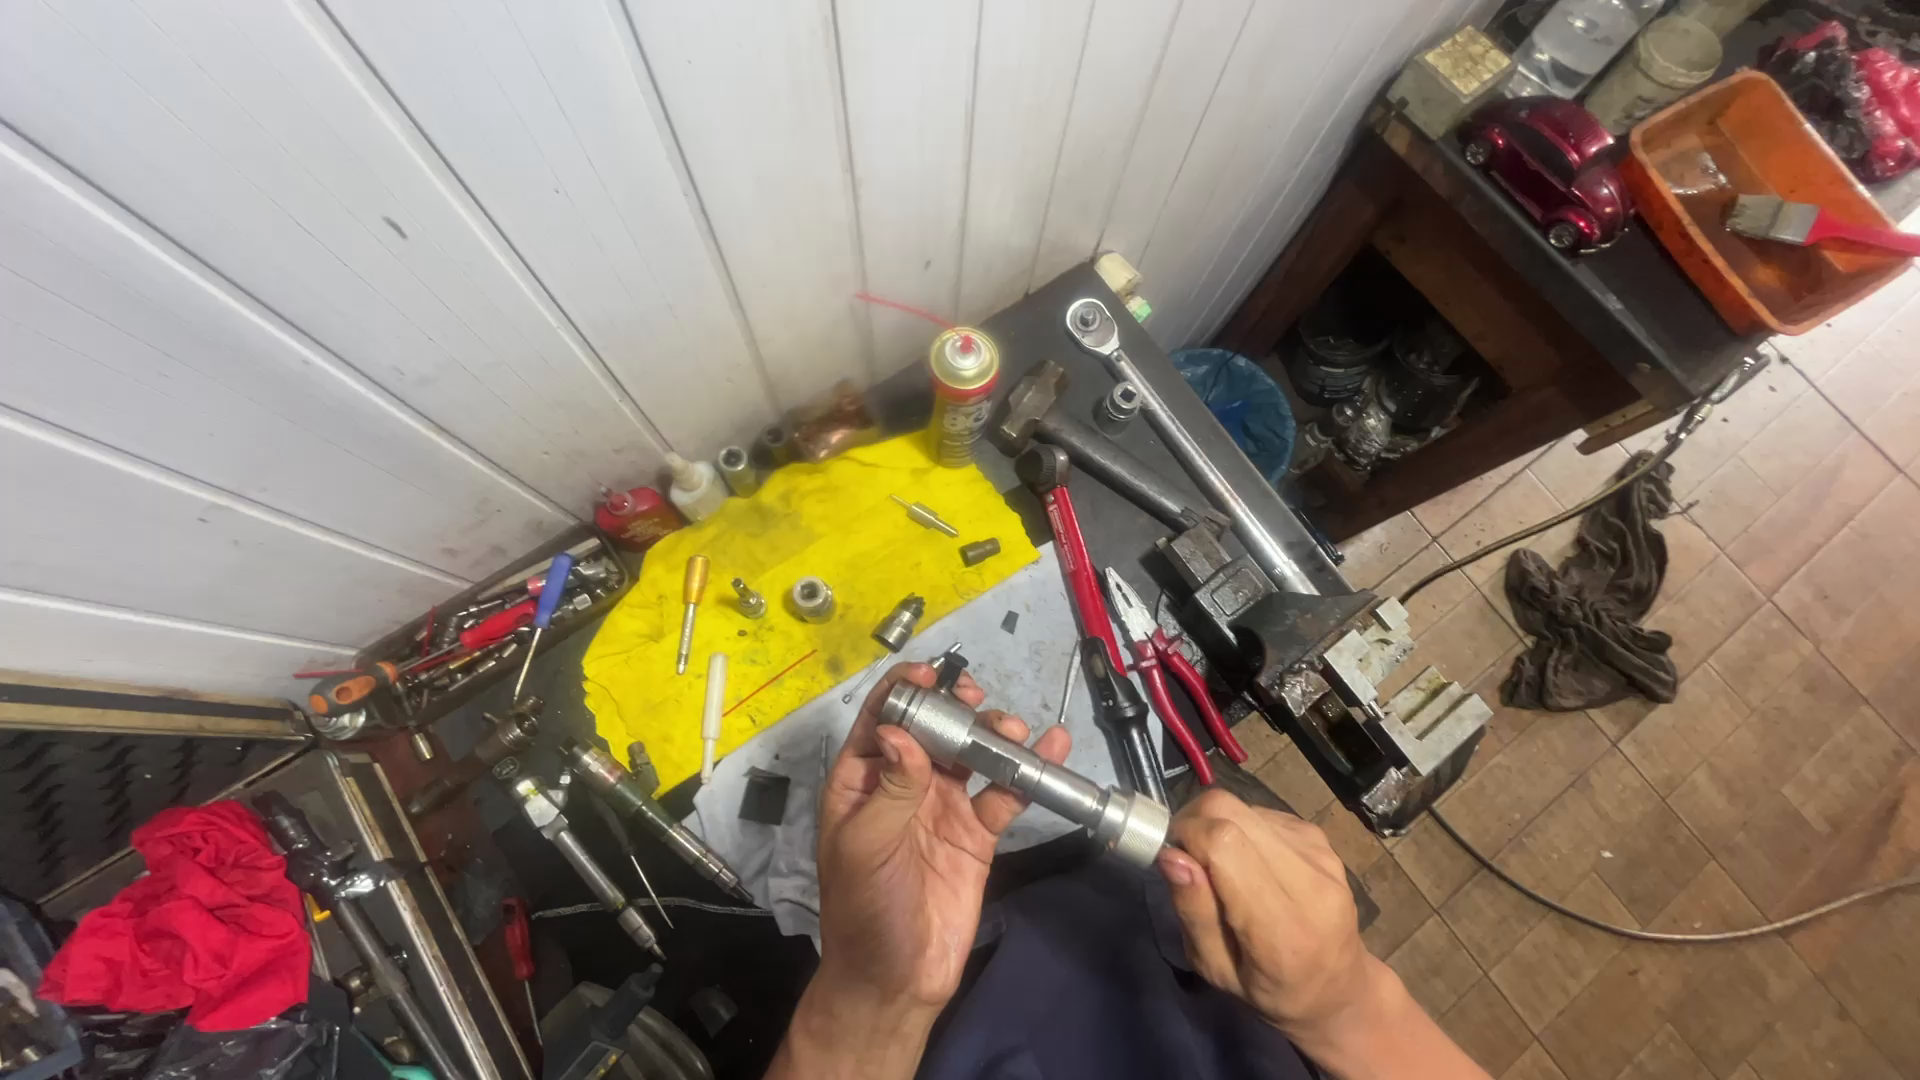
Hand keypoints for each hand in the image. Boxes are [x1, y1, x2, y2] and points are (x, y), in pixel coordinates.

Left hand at [769, 662, 1070, 1078]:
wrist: (898, 981)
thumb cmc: (865, 909)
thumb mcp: (866, 845)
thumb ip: (890, 786)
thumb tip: (900, 729)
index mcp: (863, 779)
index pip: (880, 719)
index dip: (901, 691)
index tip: (929, 673)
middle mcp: (904, 782)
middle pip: (932, 727)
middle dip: (953, 705)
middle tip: (974, 699)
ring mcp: (944, 804)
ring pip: (971, 752)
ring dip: (992, 734)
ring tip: (1011, 730)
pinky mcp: (977, 831)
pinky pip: (1003, 792)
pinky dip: (1025, 771)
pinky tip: (1048, 749)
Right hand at [1157, 792, 1490, 1078]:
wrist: (1340, 989)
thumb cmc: (1271, 990)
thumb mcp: (1216, 969)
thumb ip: (1193, 911)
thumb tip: (1171, 855)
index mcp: (1281, 928)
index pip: (1223, 844)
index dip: (1186, 836)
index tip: (1172, 856)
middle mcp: (1308, 882)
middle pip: (1229, 811)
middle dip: (1193, 820)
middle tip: (1185, 852)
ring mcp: (1319, 854)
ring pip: (1242, 807)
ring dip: (1216, 824)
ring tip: (1219, 862)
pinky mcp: (1320, 838)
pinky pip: (1260, 813)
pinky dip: (1239, 827)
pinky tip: (1247, 860)